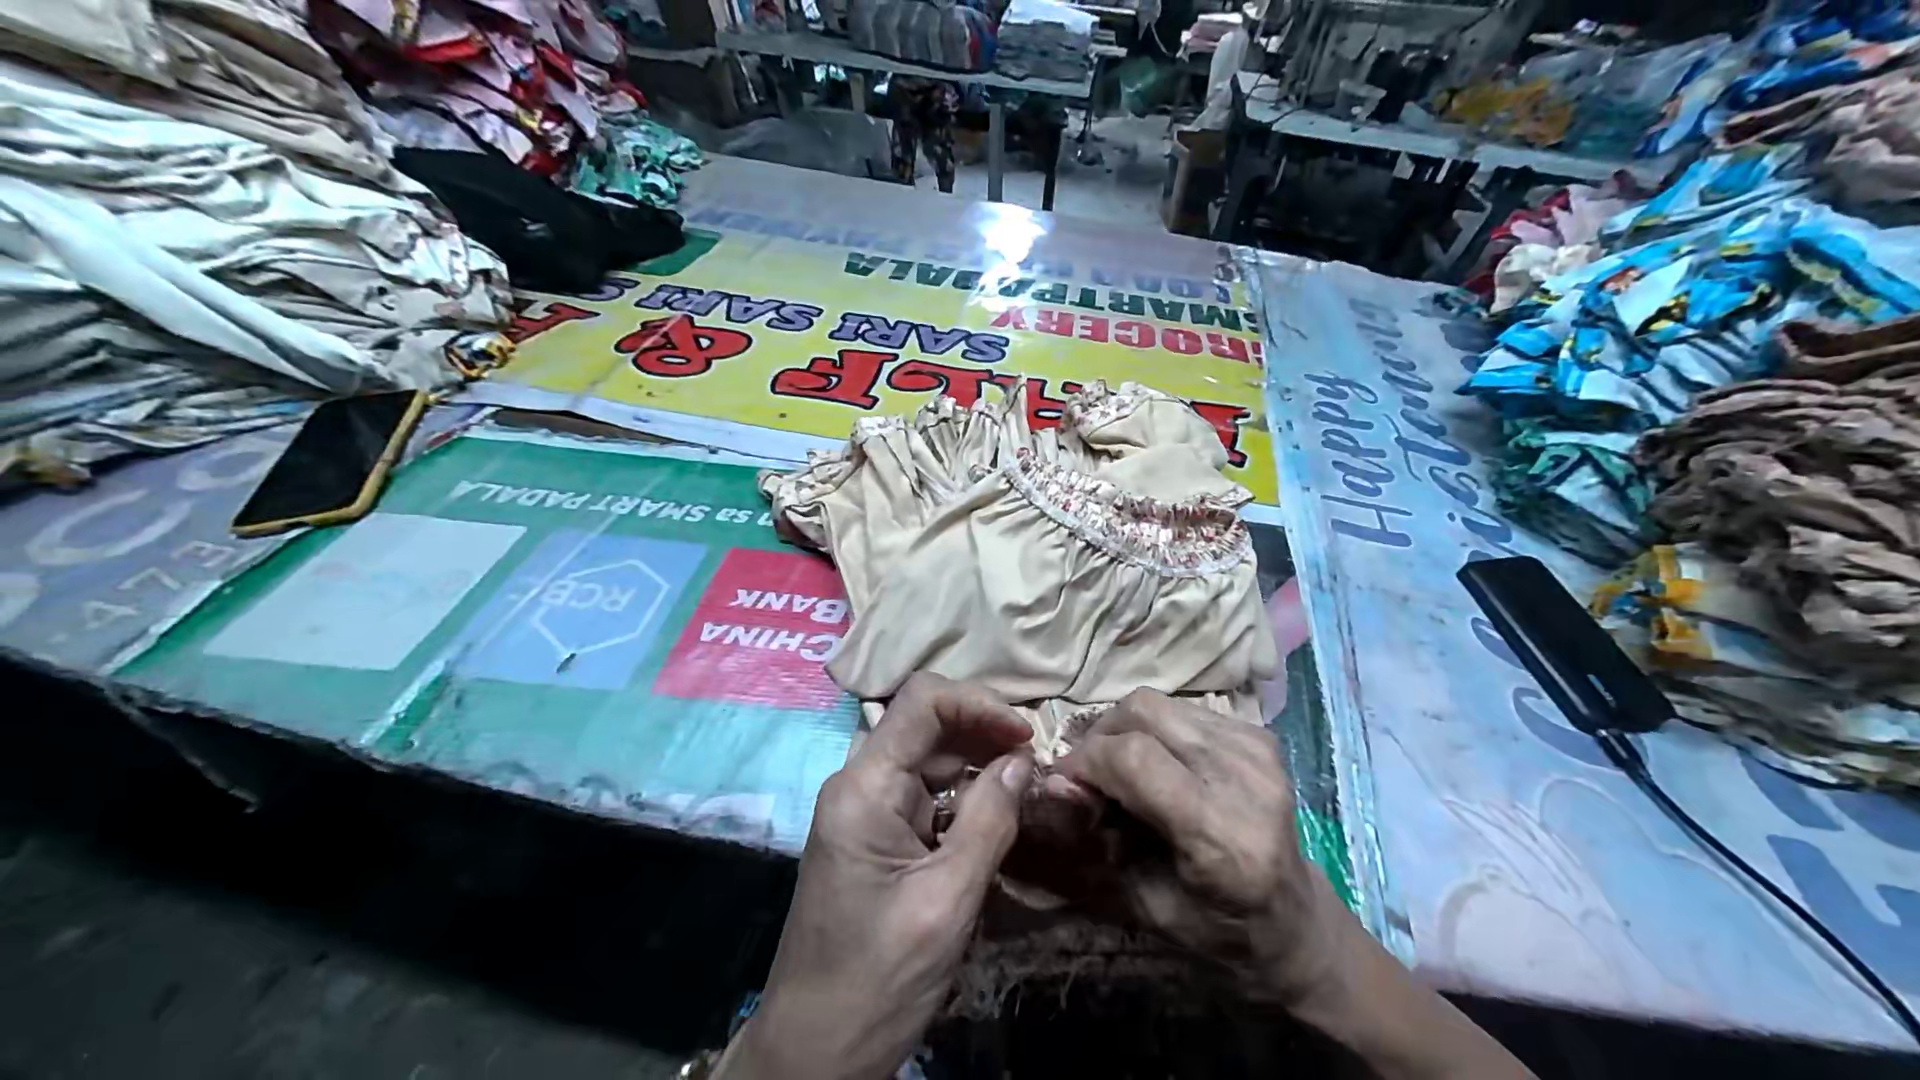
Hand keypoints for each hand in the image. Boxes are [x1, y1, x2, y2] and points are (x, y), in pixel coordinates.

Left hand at [716, 673, 1034, 1079]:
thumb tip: (1023, 760)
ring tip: (1028, 785)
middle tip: (1038, 765)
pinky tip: (999, 810)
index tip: (1026, 735)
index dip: (978, 703)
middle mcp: (861, 785)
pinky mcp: (879, 836)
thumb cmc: (879, 979)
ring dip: (980, 764)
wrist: (816, 1051)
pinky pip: (927, 796)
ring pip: (931, 760)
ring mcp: (868, 810)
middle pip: (928, 727)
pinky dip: (965, 796)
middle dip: (986, 734)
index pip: (921, 702)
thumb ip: (988, 822)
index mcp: (864, 788)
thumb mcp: (947, 901)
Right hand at [1058, 689, 1532, 1079]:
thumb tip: (1050, 780)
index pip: (1134, 758)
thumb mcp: (1144, 900)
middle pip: (1142, 713)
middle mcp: (1247, 781)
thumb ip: (1095, 835)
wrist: (1298, 924)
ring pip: (1157, 703)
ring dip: (1123, 729)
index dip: (1084, 761)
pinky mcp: (1261, 736)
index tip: (1064, 783)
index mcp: (1224, 837)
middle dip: (1099, 737)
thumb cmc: (1217, 930)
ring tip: (1120, 768)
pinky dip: (1154, 728)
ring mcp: (1259, 751)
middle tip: (1089, 775)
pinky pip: (1181, 709)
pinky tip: (1158, 763)